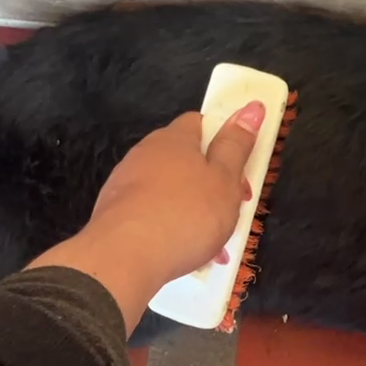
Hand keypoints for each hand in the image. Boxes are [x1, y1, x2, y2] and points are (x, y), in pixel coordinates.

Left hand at [31, 104, 261, 327]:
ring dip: (194, 212)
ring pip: (170, 192)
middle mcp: (145, 154)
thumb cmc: (185, 214)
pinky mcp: (114, 214)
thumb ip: (236, 146)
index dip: (224, 141)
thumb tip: (251, 108)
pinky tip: (185, 254)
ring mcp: (125, 184)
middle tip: (232, 211)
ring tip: (212, 245)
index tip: (240, 171)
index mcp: (174, 139)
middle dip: (212, 184)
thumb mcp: (224, 180)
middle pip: (186, 160)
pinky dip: (171, 229)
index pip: (201, 122)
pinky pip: (152, 215)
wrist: (123, 257)